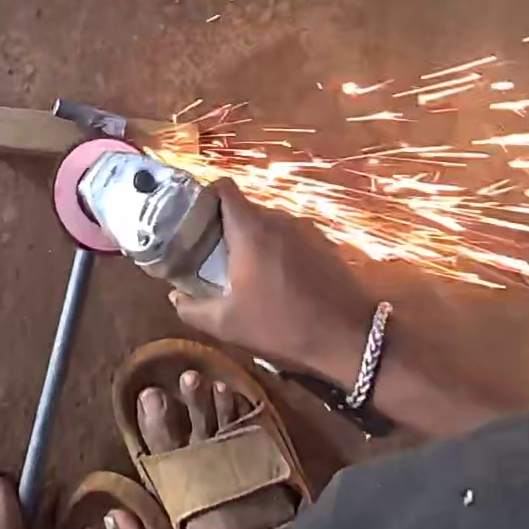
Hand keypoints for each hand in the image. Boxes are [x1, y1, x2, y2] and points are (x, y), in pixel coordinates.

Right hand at [170, 179, 374, 380]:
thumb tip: (174, 296)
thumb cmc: (284, 325)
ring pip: (266, 222)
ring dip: (252, 239)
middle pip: (242, 207)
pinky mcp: (324, 243)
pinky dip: (277, 248)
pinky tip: (279, 279)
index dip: (204, 195)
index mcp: (250, 229)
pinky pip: (289, 235)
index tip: (194, 217)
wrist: (354, 340)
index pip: (223, 187)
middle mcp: (277, 219)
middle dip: (225, 225)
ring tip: (245, 268)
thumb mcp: (228, 324)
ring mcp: (304, 229)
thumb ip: (192, 308)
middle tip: (213, 252)